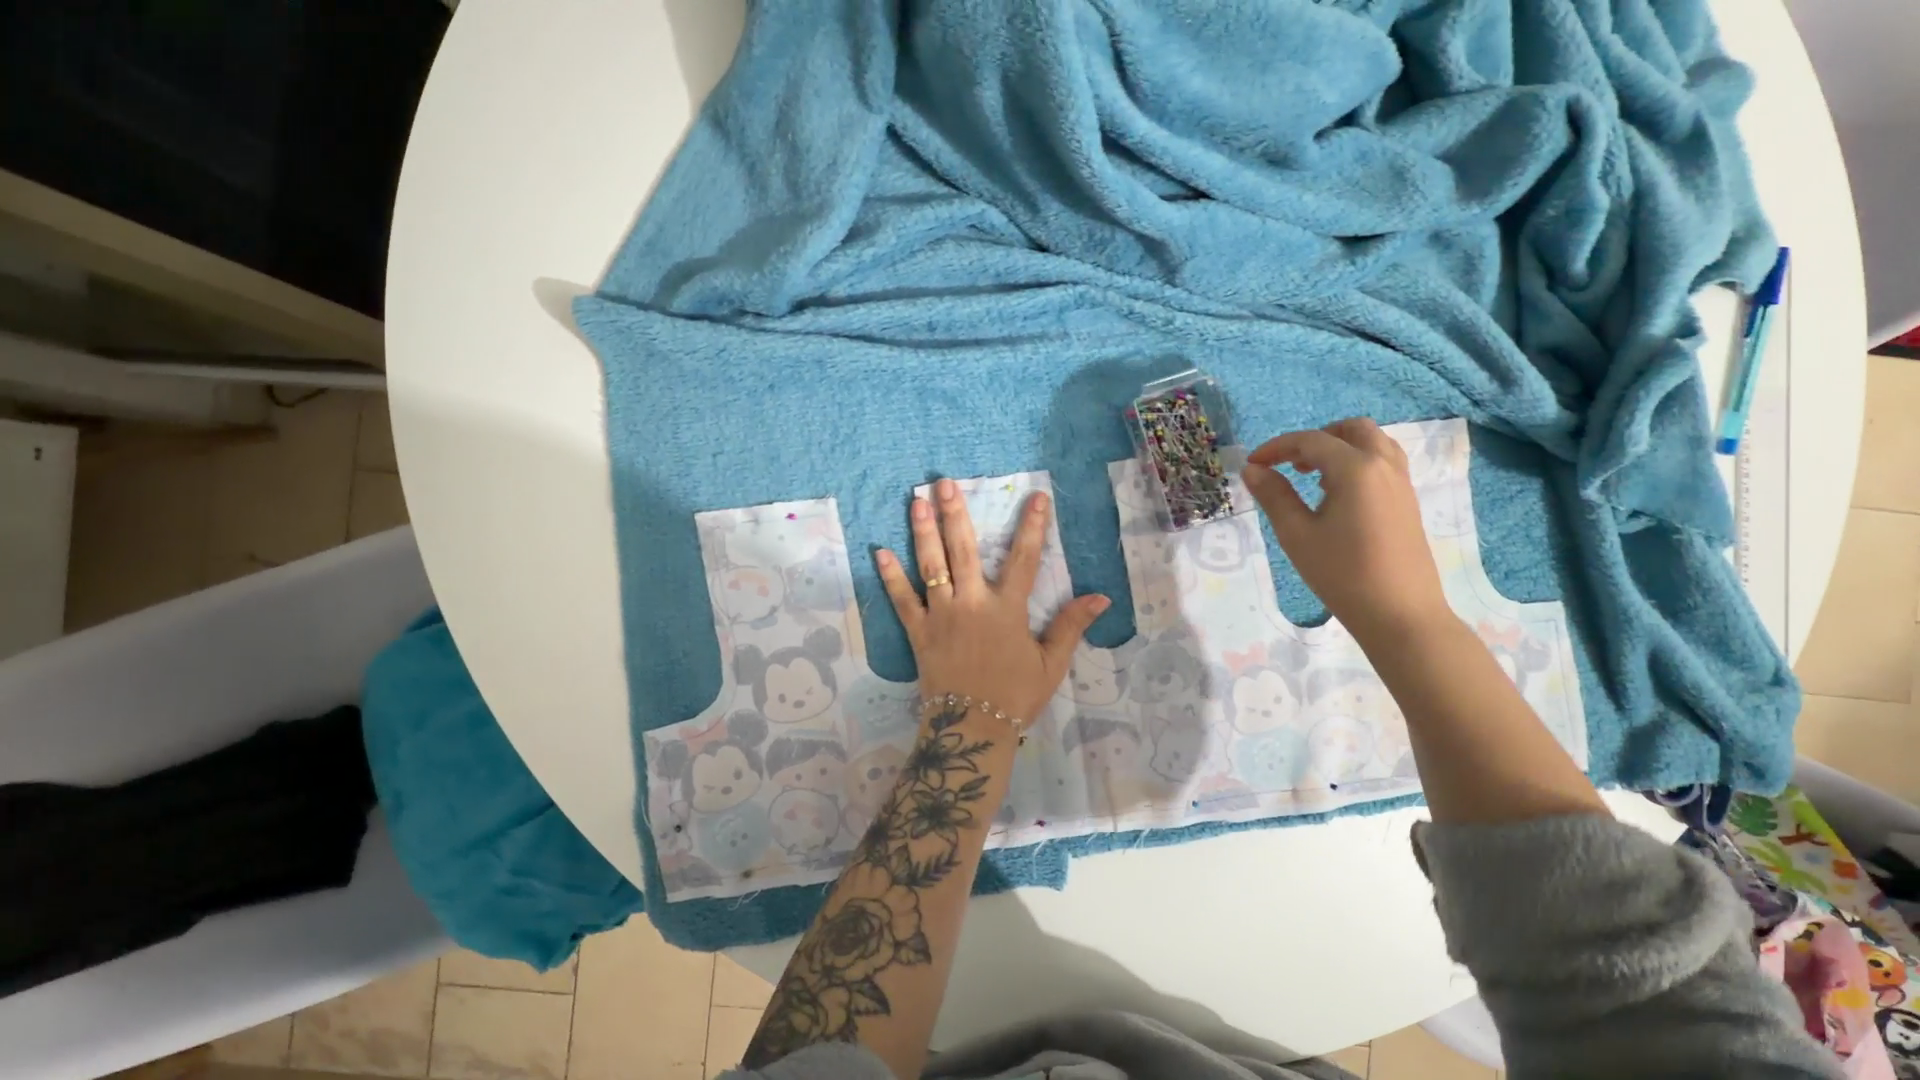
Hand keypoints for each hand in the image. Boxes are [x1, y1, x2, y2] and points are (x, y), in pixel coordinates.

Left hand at [876, 479, 1109, 725]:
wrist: (972, 728)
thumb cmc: (1016, 696)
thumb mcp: (1051, 664)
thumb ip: (1071, 626)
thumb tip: (1101, 597)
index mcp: (1007, 610)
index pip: (1025, 559)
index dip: (1033, 527)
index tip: (1036, 496)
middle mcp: (972, 603)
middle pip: (964, 550)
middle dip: (955, 513)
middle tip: (943, 482)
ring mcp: (942, 616)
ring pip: (930, 566)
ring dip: (923, 532)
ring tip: (916, 501)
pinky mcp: (919, 633)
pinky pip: (902, 600)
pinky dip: (891, 577)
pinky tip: (880, 553)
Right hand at [1240, 417, 1451, 645]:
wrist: (1399, 614)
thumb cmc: (1342, 574)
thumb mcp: (1297, 535)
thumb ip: (1274, 496)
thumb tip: (1253, 470)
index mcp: (1356, 468)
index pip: (1311, 441)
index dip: (1277, 448)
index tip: (1252, 465)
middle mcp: (1384, 465)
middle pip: (1351, 430)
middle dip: (1315, 438)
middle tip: (1289, 464)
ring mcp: (1402, 483)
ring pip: (1373, 443)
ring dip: (1340, 448)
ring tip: (1313, 476)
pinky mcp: (1408, 501)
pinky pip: (1384, 463)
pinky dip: (1358, 463)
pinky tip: (1339, 496)